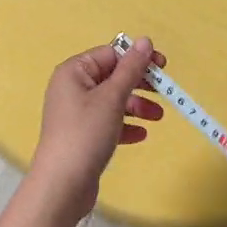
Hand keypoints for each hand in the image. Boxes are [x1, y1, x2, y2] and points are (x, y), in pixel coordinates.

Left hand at [28, 38, 166, 218]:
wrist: (61, 186)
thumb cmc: (86, 133)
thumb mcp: (112, 97)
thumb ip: (131, 69)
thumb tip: (145, 40)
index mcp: (74, 71)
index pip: (110, 54)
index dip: (137, 58)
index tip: (163, 67)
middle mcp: (72, 87)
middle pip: (112, 77)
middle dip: (139, 84)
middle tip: (165, 92)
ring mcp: (76, 113)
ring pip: (112, 100)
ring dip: (136, 106)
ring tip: (158, 118)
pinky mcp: (82, 135)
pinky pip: (108, 122)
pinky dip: (125, 125)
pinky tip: (141, 135)